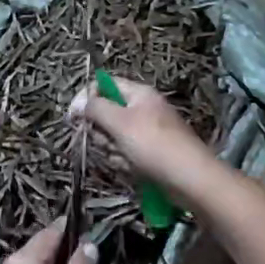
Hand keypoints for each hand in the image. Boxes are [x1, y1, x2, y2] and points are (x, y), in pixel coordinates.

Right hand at [69, 77, 210, 186]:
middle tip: (106, 142)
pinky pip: (125, 152)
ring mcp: (147, 131)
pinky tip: (131, 168)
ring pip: (113, 136)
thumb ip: (95, 108)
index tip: (74, 117)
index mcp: (139, 94)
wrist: (190, 179)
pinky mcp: (150, 152)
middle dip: (101, 130)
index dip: (87, 98)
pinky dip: (124, 161)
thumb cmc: (153, 144)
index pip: (104, 84)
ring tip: (123, 158)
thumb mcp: (119, 122)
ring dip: (111, 149)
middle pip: (106, 112)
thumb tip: (78, 104)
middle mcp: (143, 108)